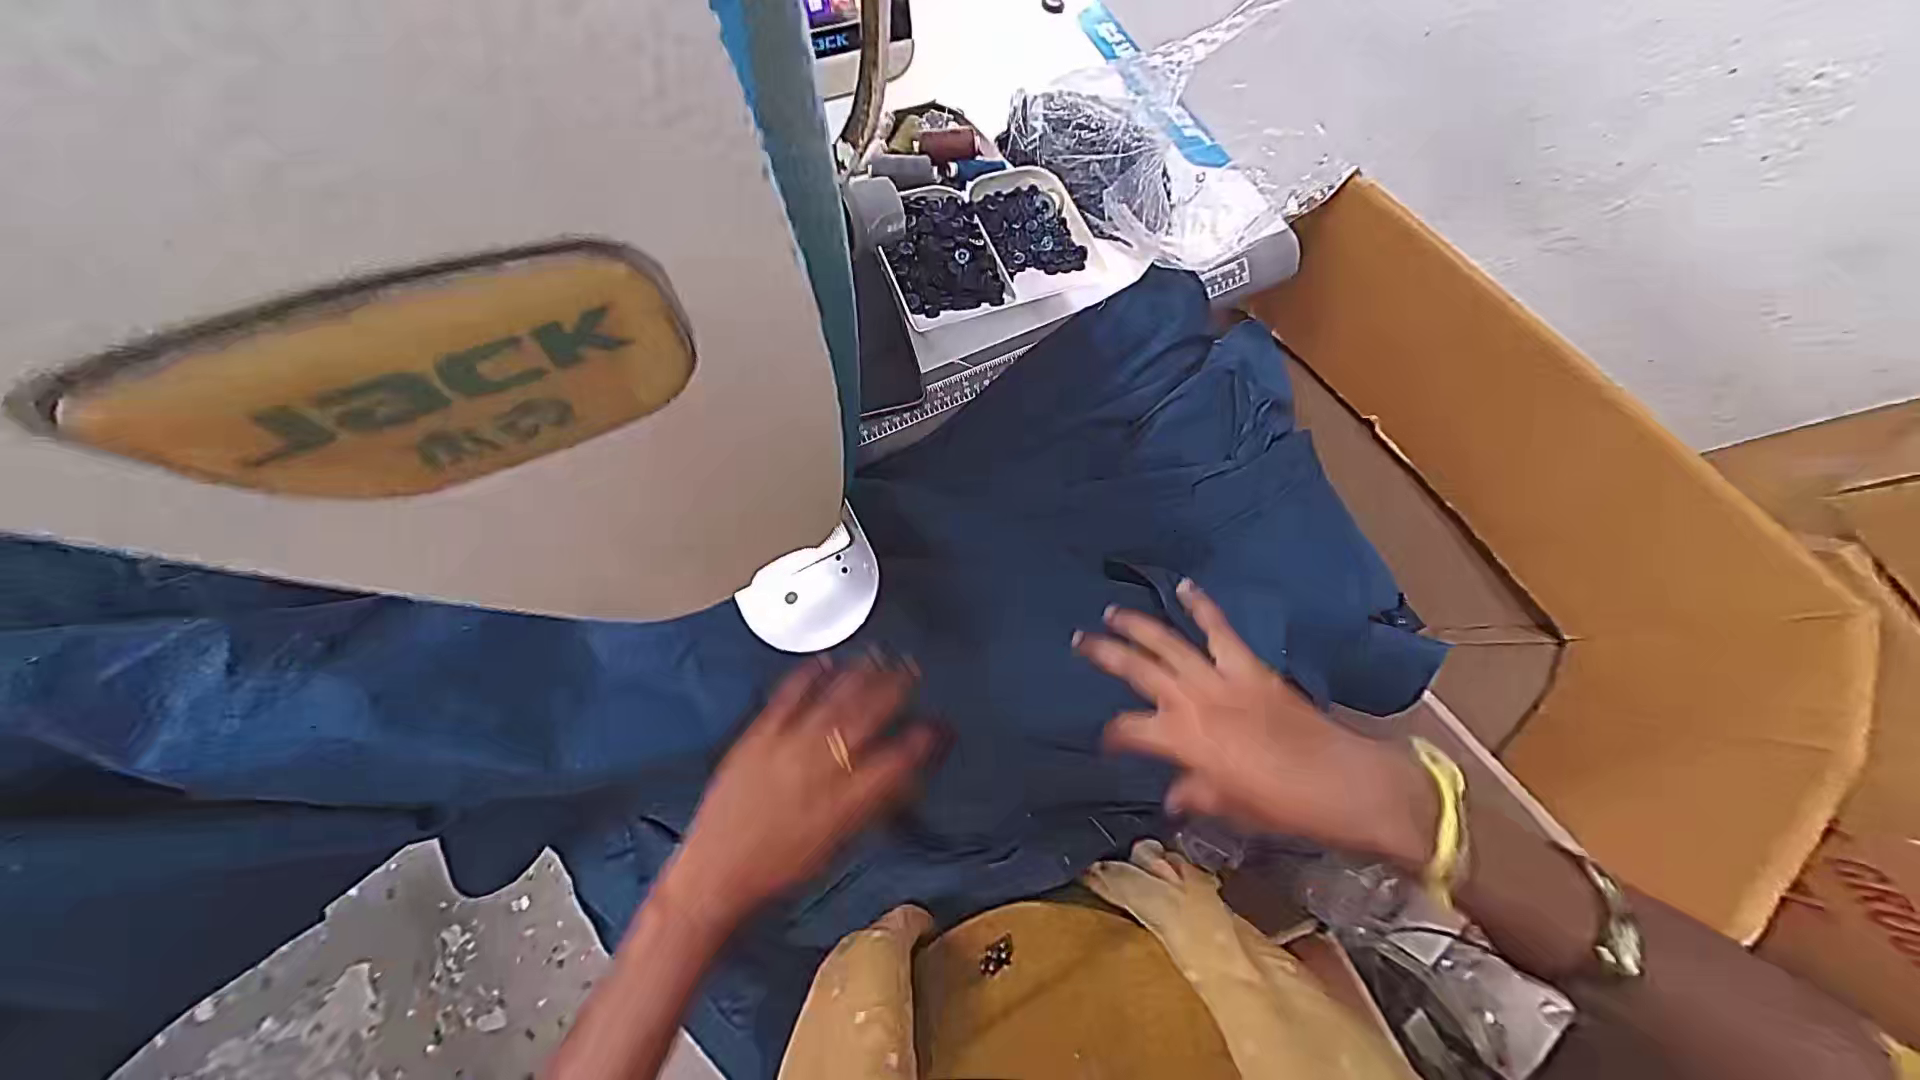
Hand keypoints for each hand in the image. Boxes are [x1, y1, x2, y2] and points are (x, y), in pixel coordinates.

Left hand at [662, 655, 941, 931]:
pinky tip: (825, 661)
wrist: (716, 874)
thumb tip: (904, 780)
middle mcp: (820, 769)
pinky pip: (787, 698)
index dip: (924, 738)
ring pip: (832, 700)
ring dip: (859, 675)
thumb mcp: (838, 844)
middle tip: (911, 669)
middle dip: (896, 688)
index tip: (937, 725)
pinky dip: (809, 676)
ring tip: (877, 656)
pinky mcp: (758, 737)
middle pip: (867, 717)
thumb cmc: (780, 869)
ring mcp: (787, 748)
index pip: (898, 759)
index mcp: (846, 801)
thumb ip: (874, 806)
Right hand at [1074, 580, 1436, 867]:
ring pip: (1168, 642)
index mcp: (1183, 740)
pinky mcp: (1249, 666)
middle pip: (1137, 669)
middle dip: (1104, 654)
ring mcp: (1221, 678)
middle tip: (1080, 640)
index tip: (1107, 741)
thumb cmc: (1285, 806)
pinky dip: (1202, 606)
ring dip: (1138, 625)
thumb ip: (1196, 794)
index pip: (1129, 730)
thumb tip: (1173, 796)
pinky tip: (1185, 586)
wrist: (1347, 784)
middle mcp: (1193, 702)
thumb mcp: (1232, 808)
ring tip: (1113, 612)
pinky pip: (1219, 629)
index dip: (1112, 735)